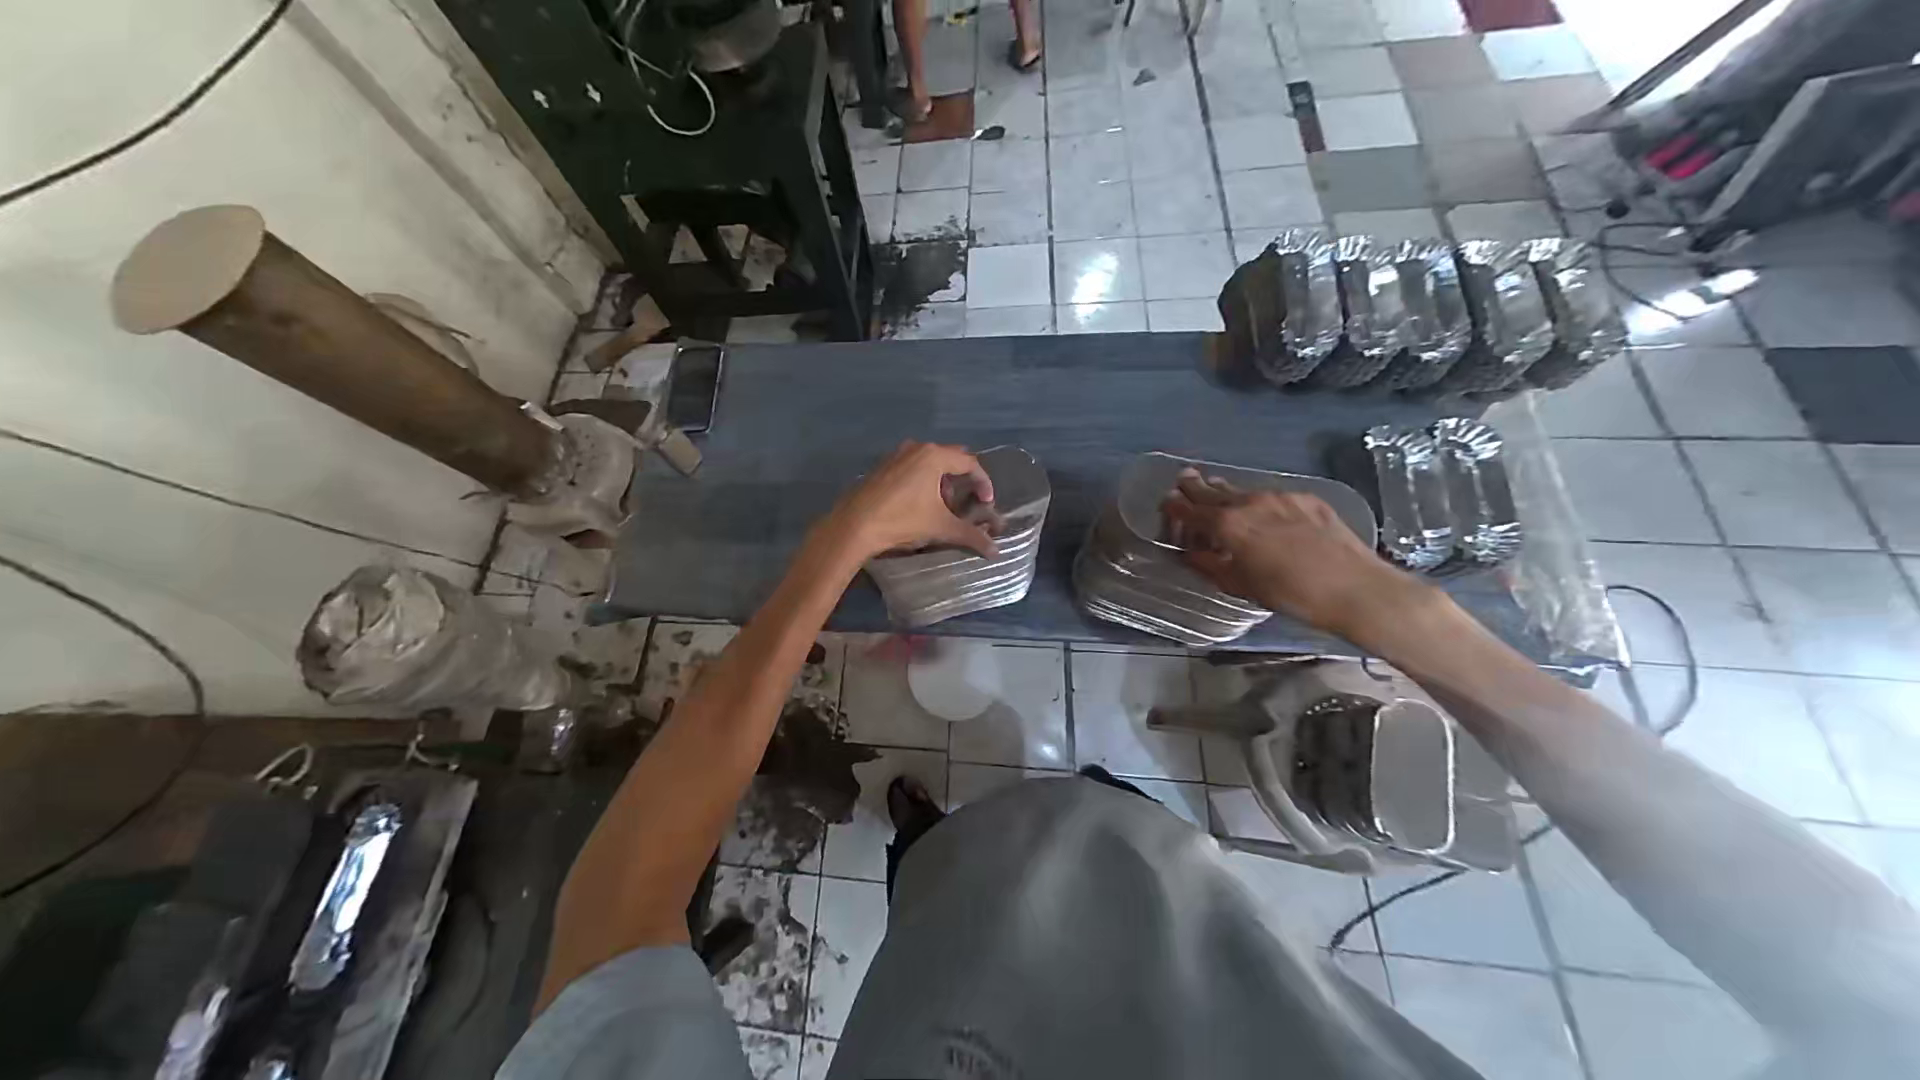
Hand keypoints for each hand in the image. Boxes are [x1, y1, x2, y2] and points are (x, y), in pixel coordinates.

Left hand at [820, 441, 998, 562]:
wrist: (854, 526)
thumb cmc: (902, 520)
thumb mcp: (941, 527)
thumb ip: (971, 536)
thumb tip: (996, 552)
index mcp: (934, 456)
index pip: (970, 463)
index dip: (983, 483)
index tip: (987, 503)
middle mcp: (916, 448)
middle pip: (949, 459)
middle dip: (961, 480)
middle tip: (966, 502)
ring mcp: (896, 455)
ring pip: (929, 463)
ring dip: (940, 483)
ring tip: (941, 508)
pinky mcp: (881, 467)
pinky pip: (911, 468)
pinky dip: (922, 482)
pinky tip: (918, 505)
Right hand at [1160, 469, 1428, 639]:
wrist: (1356, 588)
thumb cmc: (1291, 594)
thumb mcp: (1241, 585)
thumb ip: (1210, 565)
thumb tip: (1190, 555)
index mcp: (1229, 525)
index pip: (1192, 510)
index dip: (1176, 506)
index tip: (1167, 501)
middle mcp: (1251, 503)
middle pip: (1215, 491)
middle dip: (1197, 486)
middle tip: (1184, 477)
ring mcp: (1281, 498)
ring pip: (1244, 491)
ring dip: (1227, 492)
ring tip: (1217, 490)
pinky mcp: (1307, 500)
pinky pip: (1272, 497)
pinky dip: (1258, 501)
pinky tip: (1262, 511)